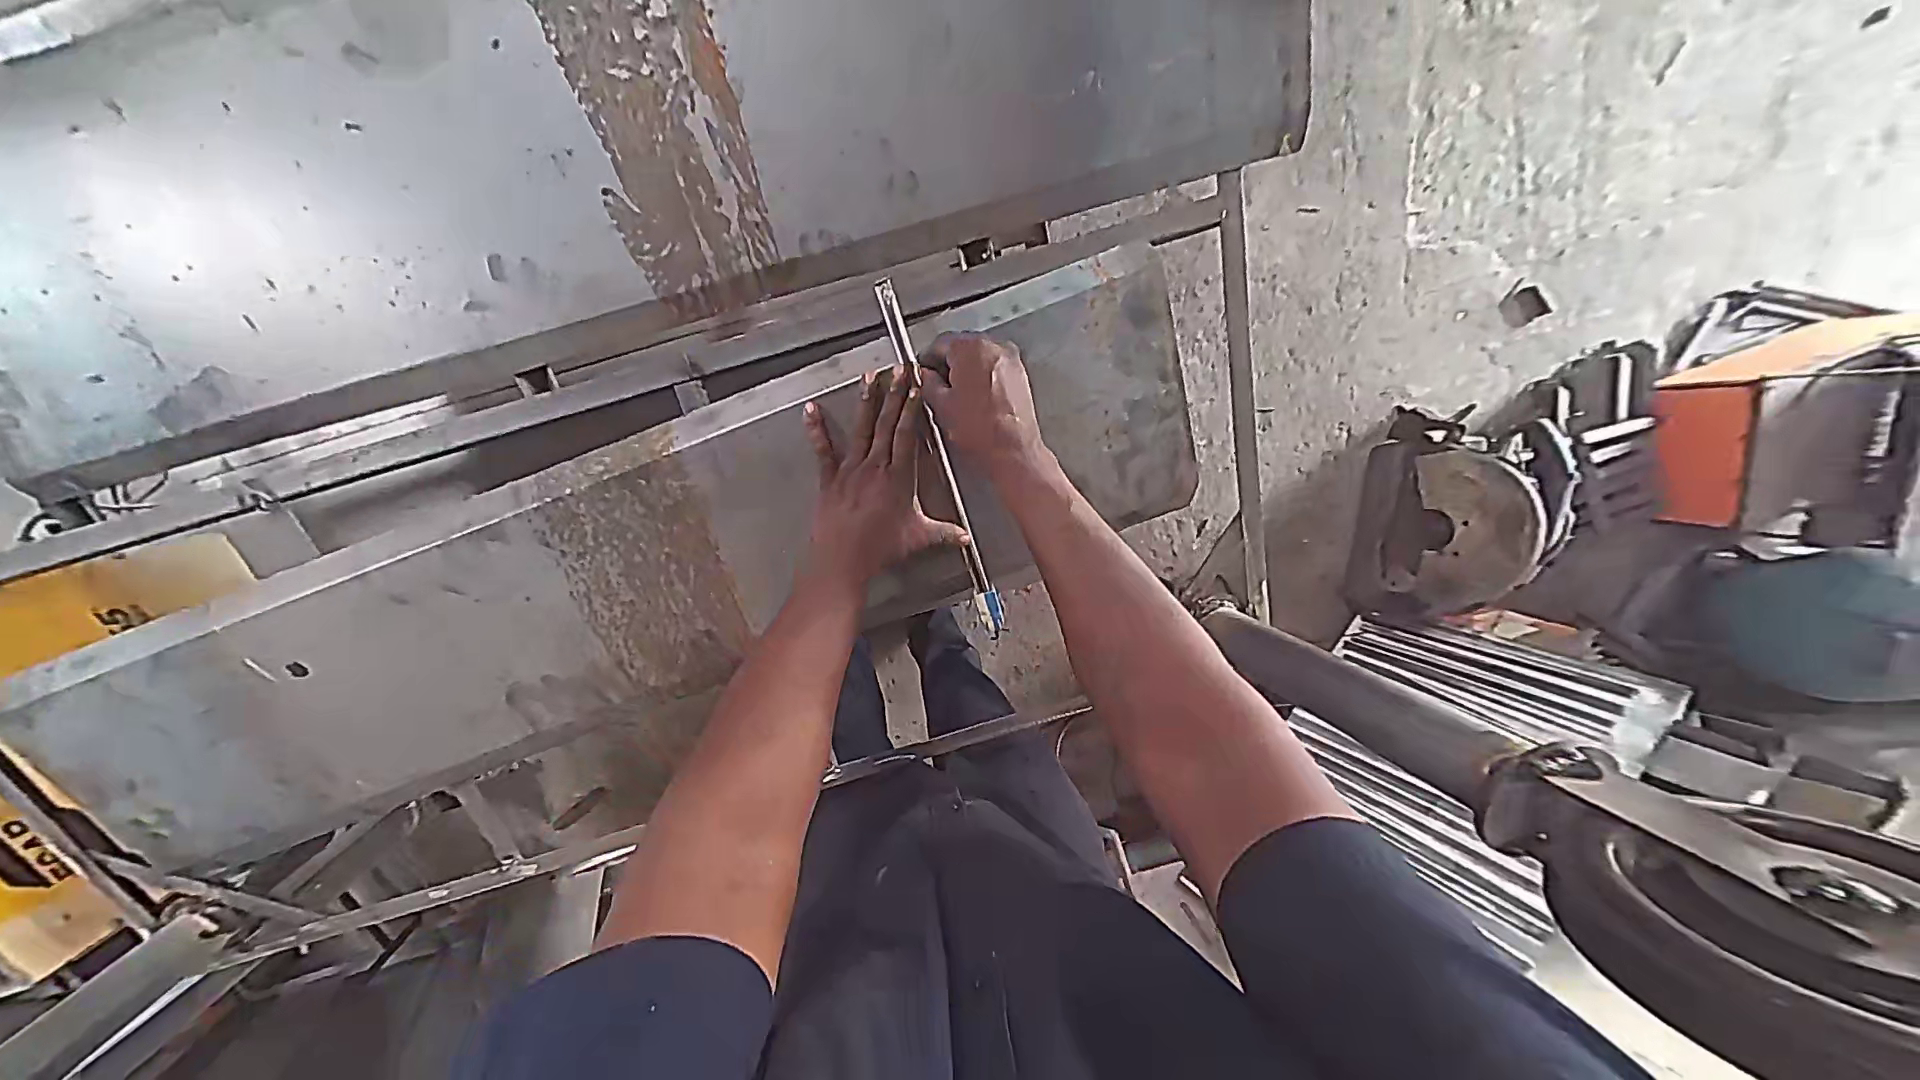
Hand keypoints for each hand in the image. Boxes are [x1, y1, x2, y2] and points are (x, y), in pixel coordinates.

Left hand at [803, 364, 969, 589]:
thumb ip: (944, 534)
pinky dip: (817, 429)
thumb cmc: (881, 548)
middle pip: (886, 423)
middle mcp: (874, 466)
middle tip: (900, 370)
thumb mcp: (918, 538)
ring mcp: (850, 470)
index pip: (906, 434)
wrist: (842, 559)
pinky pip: (823, 450)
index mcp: (898, 477)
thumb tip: (966, 539)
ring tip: (871, 377)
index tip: (916, 387)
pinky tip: (811, 410)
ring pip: (860, 429)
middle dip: (895, 394)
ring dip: (866, 402)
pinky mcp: (830, 479)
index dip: (912, 408)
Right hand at [921, 332, 1050, 479]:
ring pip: (978, 358)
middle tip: (937, 389)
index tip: (922, 372)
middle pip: (961, 347)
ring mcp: (1010, 361)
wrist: (1013, 452)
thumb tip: (925, 376)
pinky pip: (994, 370)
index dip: (926, 360)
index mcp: (971, 348)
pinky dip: (983, 380)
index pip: (939, 343)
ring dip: (966, 373)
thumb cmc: (982, 431)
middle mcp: (994, 348)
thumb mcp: (941, 406)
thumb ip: (927, 382)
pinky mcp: (1020, 376)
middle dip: (947, 366)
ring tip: (958, 400)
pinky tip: (976, 402)